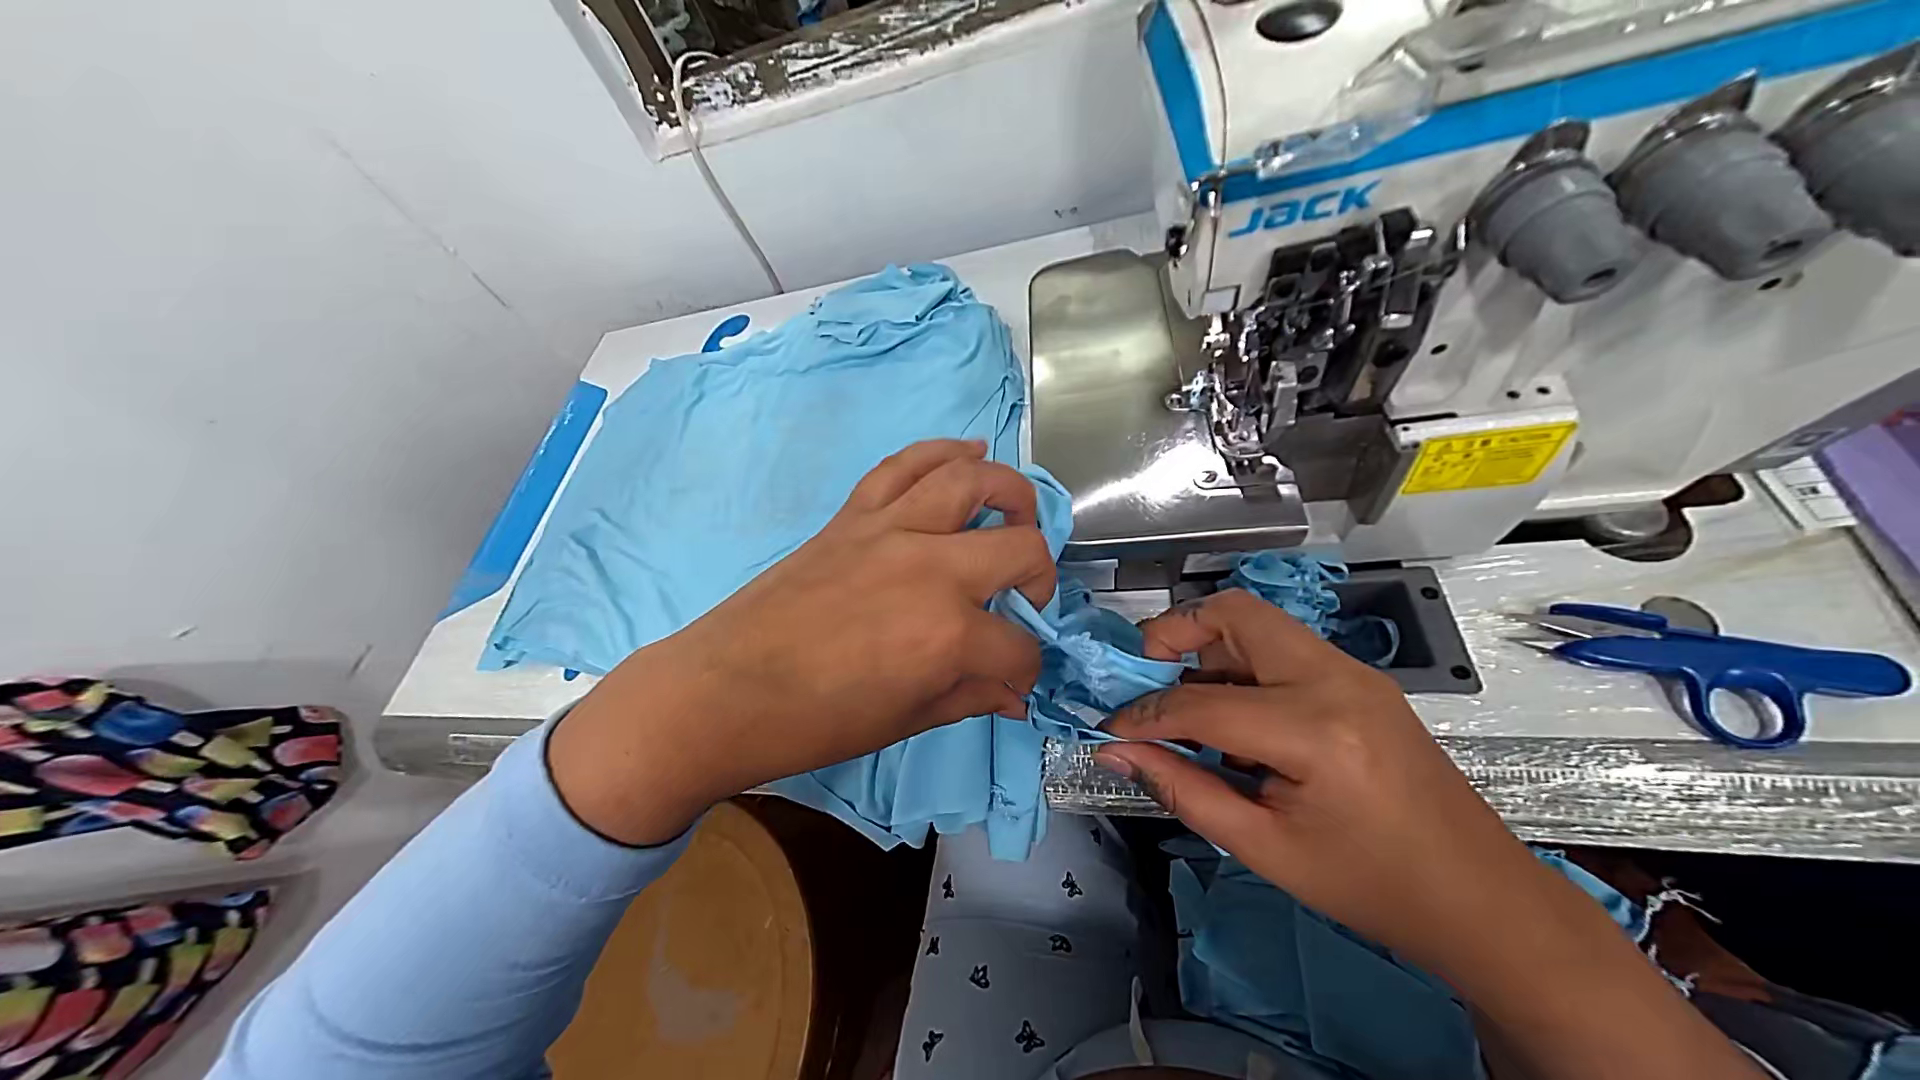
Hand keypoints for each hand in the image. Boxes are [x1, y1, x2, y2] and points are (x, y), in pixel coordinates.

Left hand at [549, 439, 1054, 845]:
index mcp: (947, 635)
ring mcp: (889, 531)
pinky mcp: (853, 515)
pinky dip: (943, 451)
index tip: (1015, 676)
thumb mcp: (905, 721)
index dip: (1025, 667)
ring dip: (1010, 491)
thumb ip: (970, 696)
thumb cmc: (814, 722)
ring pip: (970, 481)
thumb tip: (1013, 694)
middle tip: (1025, 599)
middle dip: (1040, 579)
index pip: (1018, 647)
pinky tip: (969, 453)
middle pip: (1021, 550)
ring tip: (1017, 512)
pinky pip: (904, 465)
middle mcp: (930, 569)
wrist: (723, 691)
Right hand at [1094, 590, 1762, 1079]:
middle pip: (1236, 613)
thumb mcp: (1263, 848)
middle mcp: (1337, 680)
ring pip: (1259, 624)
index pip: (1201, 702)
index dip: (1143, 715)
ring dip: (1208, 649)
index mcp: (1315, 731)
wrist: (1483, 900)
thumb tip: (1116, 752)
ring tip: (1181, 701)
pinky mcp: (1360, 680)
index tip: (1107, 729)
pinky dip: (1240, 666)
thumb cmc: (1370, 886)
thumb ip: (1182, 788)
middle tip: (1141, 673)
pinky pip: (1282, 649)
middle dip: (1174, 633)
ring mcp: (1354, 673)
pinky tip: (1231, 716)